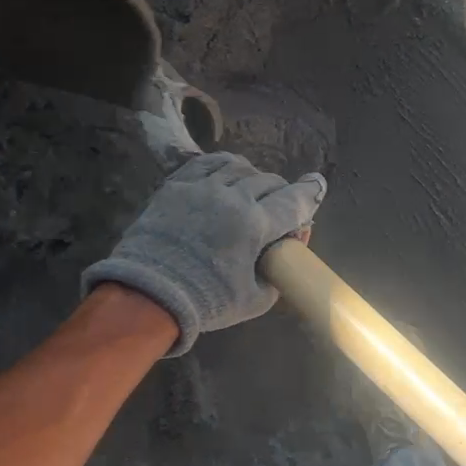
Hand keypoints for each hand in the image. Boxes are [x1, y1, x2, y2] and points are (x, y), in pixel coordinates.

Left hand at [83, 152, 325, 354]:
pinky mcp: (175, 186)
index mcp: (256, 224)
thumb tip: (289, 246)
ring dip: (254, 178)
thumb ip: (279, 269)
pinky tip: (228, 175)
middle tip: (280, 210)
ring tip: (253, 192)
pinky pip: (207, 163)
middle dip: (282, 193)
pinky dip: (225, 166)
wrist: (146, 296)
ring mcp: (201, 188)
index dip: (310, 192)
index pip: (294, 200)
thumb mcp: (258, 298)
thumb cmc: (208, 301)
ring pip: (240, 167)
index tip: (318, 184)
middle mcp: (233, 197)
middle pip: (269, 181)